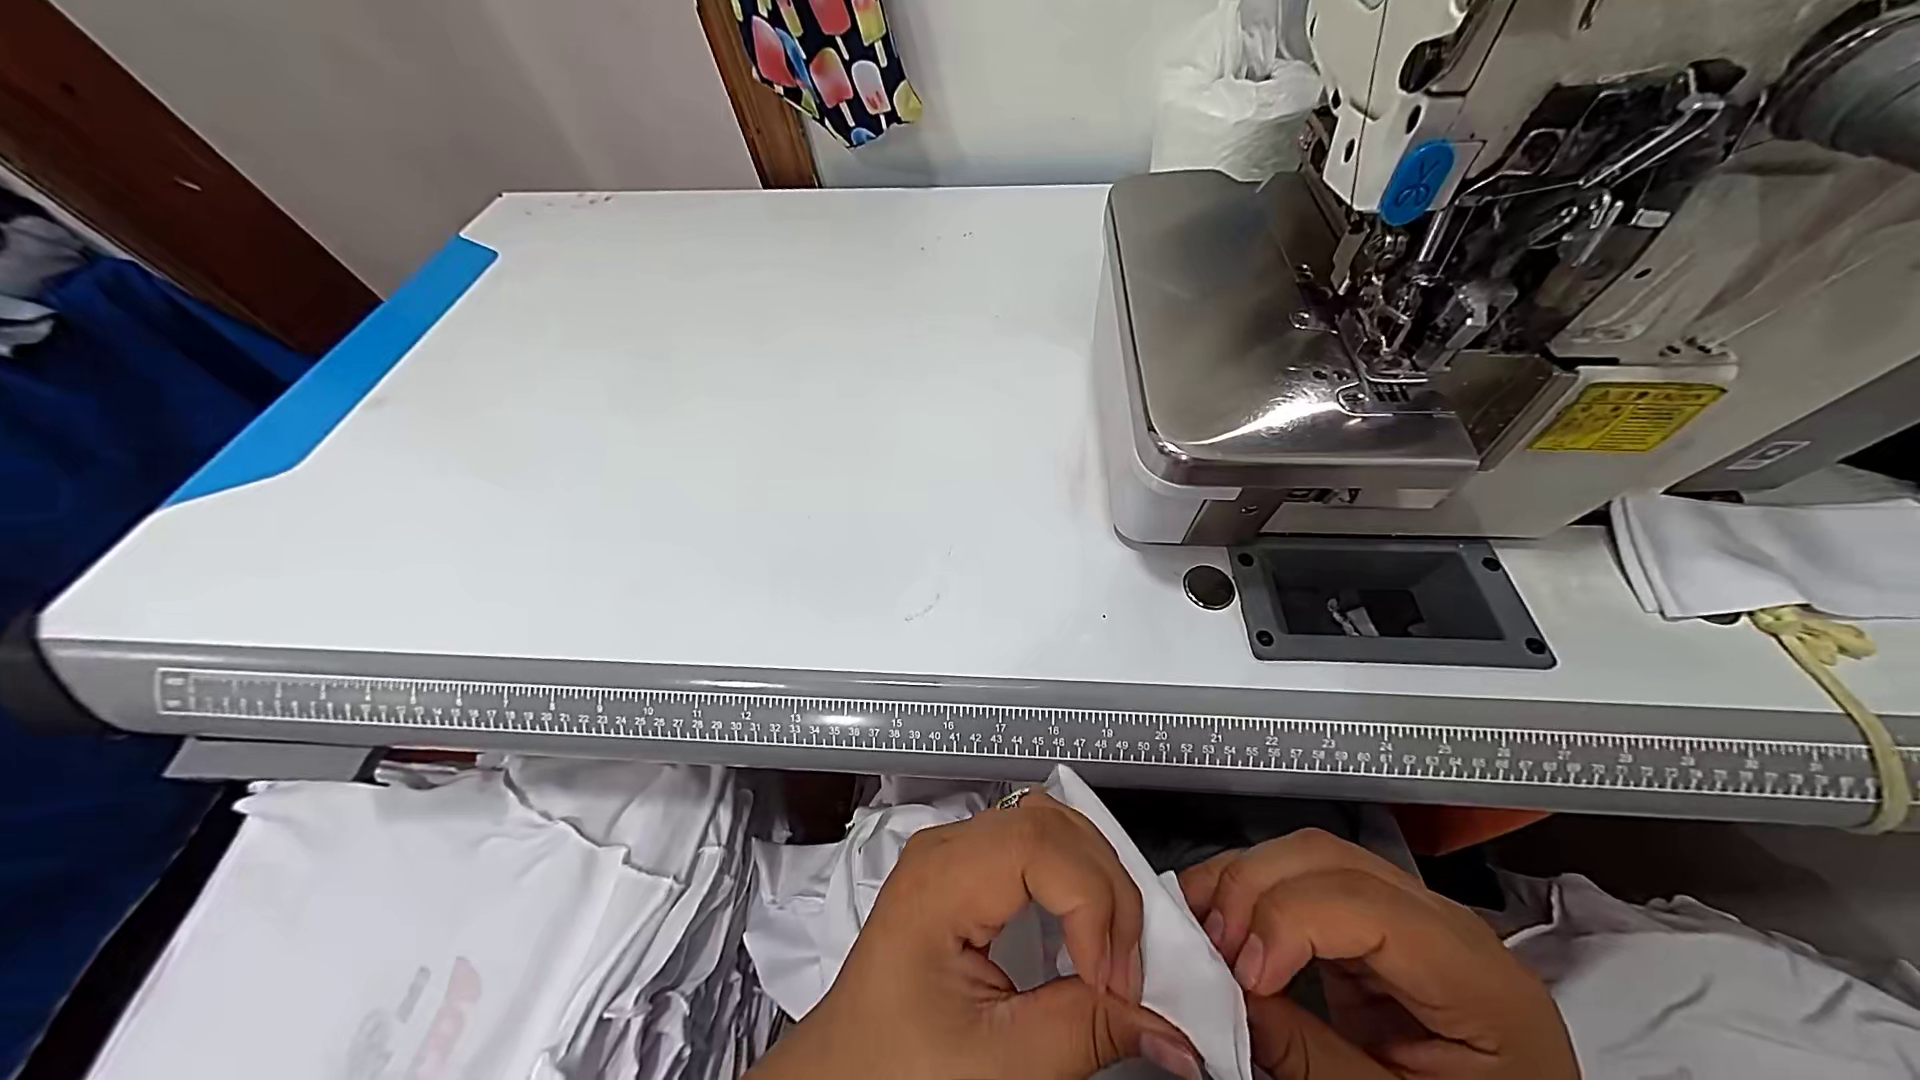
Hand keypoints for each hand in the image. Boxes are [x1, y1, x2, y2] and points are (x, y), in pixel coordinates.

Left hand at [747, 793, 1201, 1079]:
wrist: (847, 1068)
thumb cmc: (893, 1064)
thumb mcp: (994, 1063)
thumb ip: (1086, 1035)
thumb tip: (1171, 1034)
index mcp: (939, 882)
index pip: (1038, 845)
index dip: (1093, 904)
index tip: (1113, 980)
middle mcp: (946, 850)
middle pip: (1051, 824)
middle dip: (1105, 891)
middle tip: (1122, 972)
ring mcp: (956, 852)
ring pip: (1049, 822)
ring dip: (1096, 877)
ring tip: (1108, 951)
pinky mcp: (969, 867)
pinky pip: (1037, 841)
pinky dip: (1077, 875)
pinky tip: (1085, 924)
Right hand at [1179, 829, 1575, 1079]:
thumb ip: (1311, 1058)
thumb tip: (1226, 997)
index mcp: (1477, 979)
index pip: (1365, 903)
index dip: (1287, 920)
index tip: (1242, 973)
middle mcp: (1441, 923)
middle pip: (1326, 857)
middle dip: (1251, 886)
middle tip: (1209, 944)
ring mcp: (1403, 912)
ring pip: (1303, 854)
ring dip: (1240, 881)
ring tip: (1201, 928)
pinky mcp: (1367, 919)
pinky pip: (1298, 879)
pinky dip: (1249, 892)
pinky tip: (1220, 919)